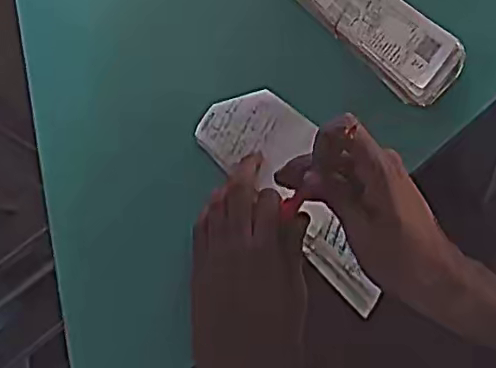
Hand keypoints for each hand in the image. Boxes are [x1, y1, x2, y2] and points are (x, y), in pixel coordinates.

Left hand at [193, 154, 308, 367]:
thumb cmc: (275, 336)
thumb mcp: (296, 290)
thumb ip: (293, 247)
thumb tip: (297, 216)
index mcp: (264, 251)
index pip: (269, 202)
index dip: (277, 194)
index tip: (283, 195)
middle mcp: (236, 247)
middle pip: (238, 194)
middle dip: (248, 170)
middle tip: (255, 159)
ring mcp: (213, 257)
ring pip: (216, 207)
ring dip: (226, 188)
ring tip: (236, 180)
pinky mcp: (198, 270)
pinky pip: (199, 229)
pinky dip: (208, 211)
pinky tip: (215, 207)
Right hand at [276, 115, 462, 308]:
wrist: (435, 275)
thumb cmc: (399, 255)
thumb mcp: (359, 228)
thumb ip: (333, 195)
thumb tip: (308, 174)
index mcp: (378, 164)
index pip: (345, 126)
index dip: (321, 140)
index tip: (306, 167)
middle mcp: (382, 161)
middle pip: (341, 145)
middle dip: (312, 160)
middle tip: (285, 180)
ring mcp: (384, 173)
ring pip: (346, 161)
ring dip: (320, 172)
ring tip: (293, 190)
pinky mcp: (384, 187)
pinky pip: (355, 174)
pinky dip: (334, 182)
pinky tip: (315, 197)